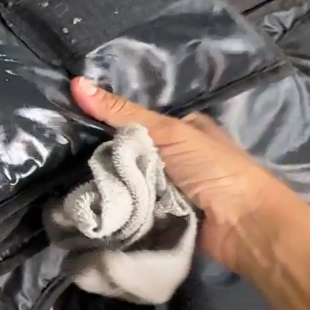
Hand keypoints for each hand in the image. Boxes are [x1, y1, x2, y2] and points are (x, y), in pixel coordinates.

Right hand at [71, 76, 304, 275]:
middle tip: (64, 144)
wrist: (245, 227)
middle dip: (101, 149)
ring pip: (121, 173)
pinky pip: (124, 197)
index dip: (104, 116)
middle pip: (124, 146)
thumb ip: (122, 112)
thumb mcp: (169, 132)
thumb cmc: (215, 170)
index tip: (69, 116)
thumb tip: (76, 82)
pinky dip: (110, 196)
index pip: (132, 118)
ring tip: (64, 166)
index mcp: (182, 129)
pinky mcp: (156, 210)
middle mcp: (173, 155)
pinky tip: (84, 189)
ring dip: (103, 174)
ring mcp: (164, 184)